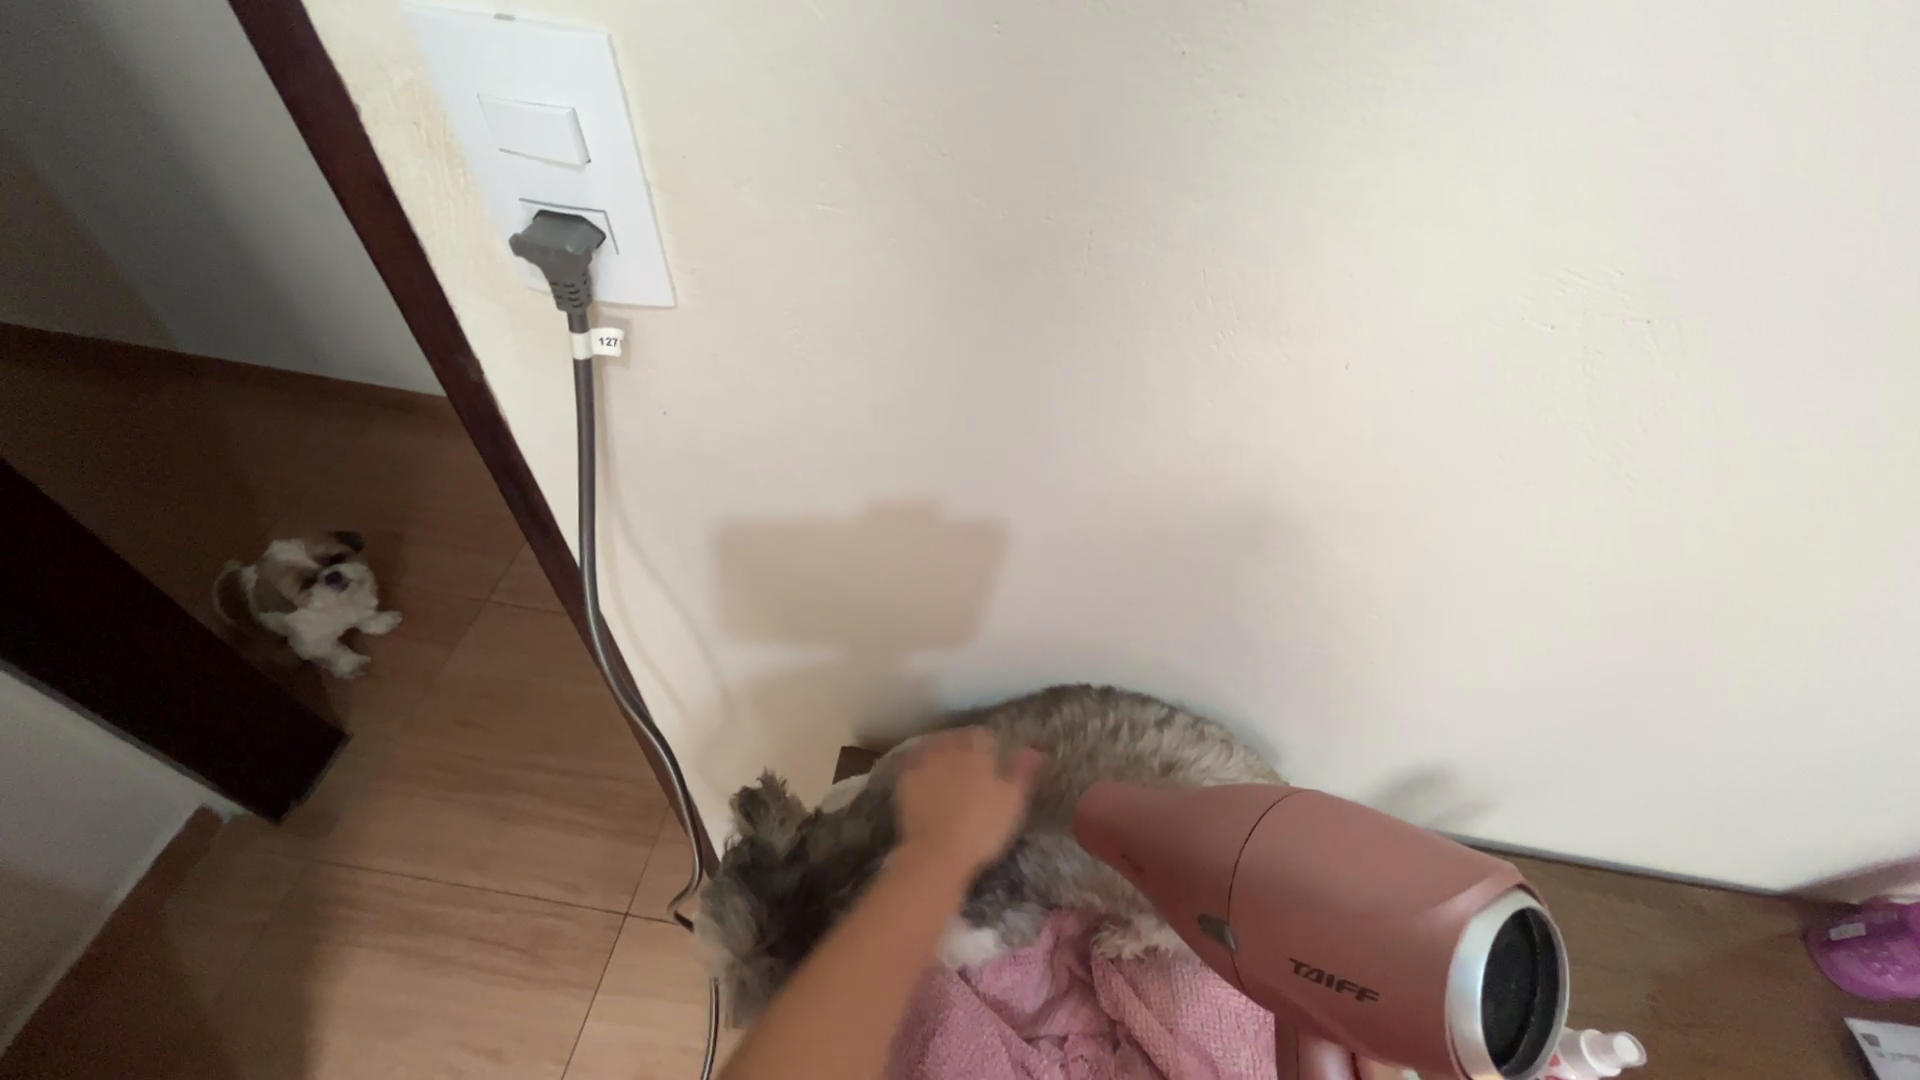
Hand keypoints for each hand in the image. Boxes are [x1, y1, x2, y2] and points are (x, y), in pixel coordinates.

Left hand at [893, 728, 1042, 877]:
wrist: (936, 853)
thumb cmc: (982, 824)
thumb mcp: (1013, 799)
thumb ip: (1024, 769)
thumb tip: (1035, 749)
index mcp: (973, 745)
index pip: (984, 734)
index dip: (991, 747)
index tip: (996, 763)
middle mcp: (945, 746)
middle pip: (956, 739)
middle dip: (964, 749)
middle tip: (974, 772)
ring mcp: (920, 762)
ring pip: (933, 750)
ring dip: (942, 759)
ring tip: (950, 780)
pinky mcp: (902, 781)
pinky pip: (915, 768)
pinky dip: (923, 774)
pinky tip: (928, 789)